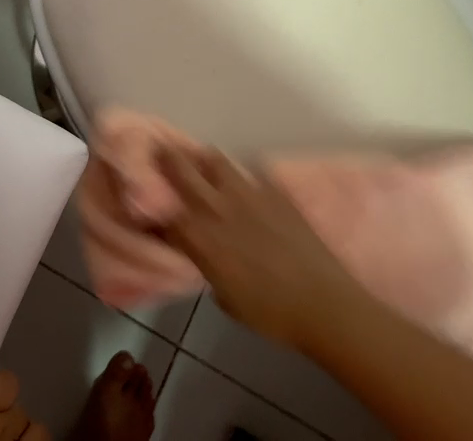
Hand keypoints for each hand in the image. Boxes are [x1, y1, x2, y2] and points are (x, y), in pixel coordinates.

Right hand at [158, 146, 370, 351]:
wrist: (325, 306)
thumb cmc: (271, 313)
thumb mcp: (225, 297)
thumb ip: (206, 267)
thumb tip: (204, 255)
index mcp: (197, 236)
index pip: (160, 211)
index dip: (151, 207)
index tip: (148, 207)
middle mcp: (214, 206)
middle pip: (178, 167)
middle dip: (165, 160)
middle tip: (160, 158)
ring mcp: (246, 193)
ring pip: (213, 158)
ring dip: (202, 160)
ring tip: (201, 165)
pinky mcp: (274, 190)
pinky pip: (251, 169)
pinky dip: (242, 173)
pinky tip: (245, 184)